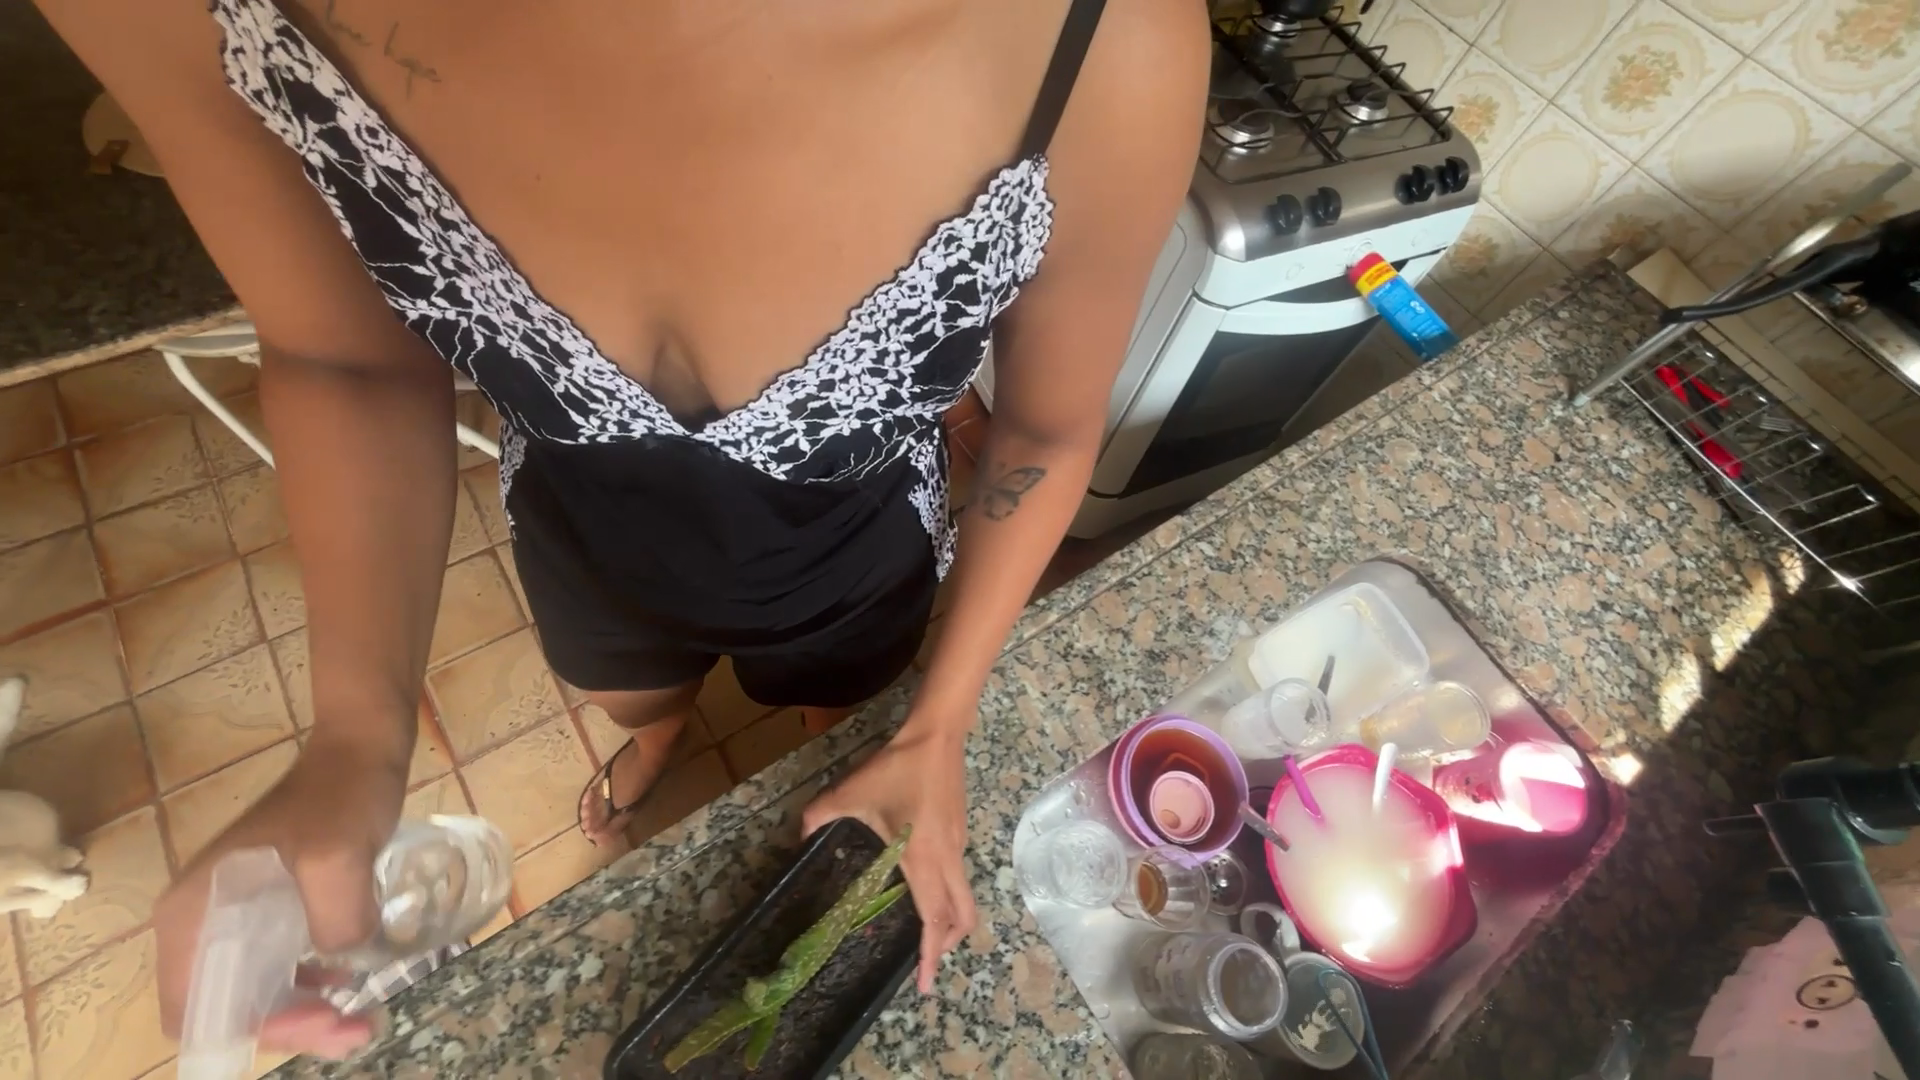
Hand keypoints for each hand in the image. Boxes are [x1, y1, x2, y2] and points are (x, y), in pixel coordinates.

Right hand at [152, 727, 409, 1058]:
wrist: (364, 746)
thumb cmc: (345, 795)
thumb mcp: (339, 859)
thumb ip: (335, 921)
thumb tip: (345, 963)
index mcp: (194, 914)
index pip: (200, 1007)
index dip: (258, 1027)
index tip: (328, 1021)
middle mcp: (201, 918)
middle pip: (229, 1001)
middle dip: (288, 1024)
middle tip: (358, 1028)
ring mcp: (238, 907)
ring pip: (258, 981)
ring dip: (302, 1005)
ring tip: (359, 1012)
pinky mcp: (276, 897)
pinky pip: (281, 954)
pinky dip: (311, 974)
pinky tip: (350, 973)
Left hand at [802, 723, 975, 993]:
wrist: (936, 735)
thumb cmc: (896, 769)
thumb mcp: (849, 792)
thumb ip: (818, 818)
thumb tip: (798, 839)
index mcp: (923, 859)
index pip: (933, 917)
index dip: (930, 954)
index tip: (925, 984)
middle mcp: (948, 858)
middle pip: (962, 915)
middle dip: (946, 945)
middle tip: (925, 964)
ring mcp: (959, 844)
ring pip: (963, 896)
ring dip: (949, 920)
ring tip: (924, 932)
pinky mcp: (961, 830)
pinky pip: (959, 875)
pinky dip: (949, 895)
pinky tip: (924, 886)